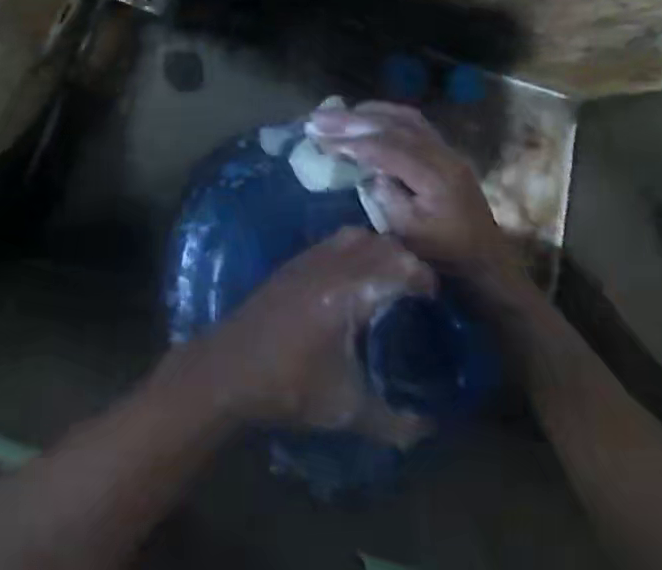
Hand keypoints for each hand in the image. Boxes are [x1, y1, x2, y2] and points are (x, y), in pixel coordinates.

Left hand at [181, 226, 435, 445]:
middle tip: (419, 294)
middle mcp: (330, 265)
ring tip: (390, 283)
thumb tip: (429, 426)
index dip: (426, 279)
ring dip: (380, 251)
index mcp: (347, 293)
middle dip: (408, 262)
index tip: (436, 302)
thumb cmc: (286, 387)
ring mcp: (308, 259)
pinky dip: (355, 250)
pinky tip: (355, 282)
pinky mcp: (292, 263)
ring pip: (356, 236)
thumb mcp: (346, 410)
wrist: (225, 369)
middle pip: (382, 244)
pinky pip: (334, 242)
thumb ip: (394, 421)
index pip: (400, 265)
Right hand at [306, 101, 520, 291]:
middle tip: (317, 117)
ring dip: (369, 112)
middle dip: (351, 120)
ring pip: (405, 118)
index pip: (386, 148)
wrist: (486, 263)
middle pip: (393, 126)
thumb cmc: (445, 256)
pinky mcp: (446, 153)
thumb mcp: (408, 235)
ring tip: (337, 112)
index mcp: (434, 176)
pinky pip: (415, 123)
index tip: (320, 140)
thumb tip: (369, 171)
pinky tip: (367, 116)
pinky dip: (386, 116)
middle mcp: (443, 155)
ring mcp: (447, 151)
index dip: (350, 142)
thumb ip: (386, 197)